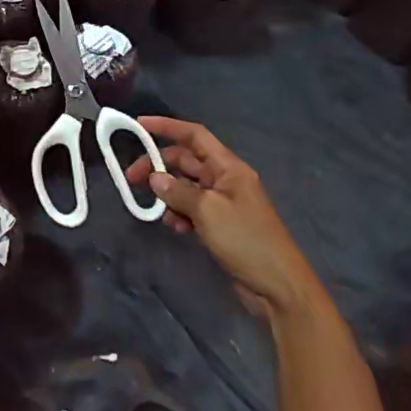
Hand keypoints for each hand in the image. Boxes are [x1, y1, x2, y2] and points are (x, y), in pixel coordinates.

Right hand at [126, 116, 323, 320]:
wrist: (278, 285)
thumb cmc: (245, 239)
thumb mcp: (208, 211)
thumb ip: (179, 191)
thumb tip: (155, 178)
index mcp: (228, 167)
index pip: (195, 135)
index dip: (167, 126)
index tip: (140, 124)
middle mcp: (226, 179)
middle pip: (187, 161)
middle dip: (160, 166)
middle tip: (133, 178)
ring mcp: (224, 202)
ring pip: (188, 187)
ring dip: (169, 194)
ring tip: (156, 210)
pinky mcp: (222, 225)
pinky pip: (194, 209)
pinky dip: (181, 213)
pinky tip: (174, 227)